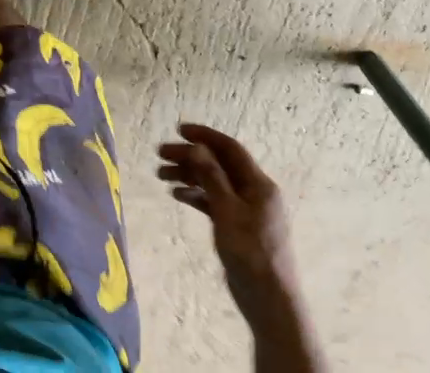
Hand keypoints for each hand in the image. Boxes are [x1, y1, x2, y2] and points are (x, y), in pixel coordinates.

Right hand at [160, 123, 302, 328]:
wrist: (269, 300)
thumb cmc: (250, 252)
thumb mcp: (227, 211)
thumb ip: (211, 177)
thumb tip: (196, 147)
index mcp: (259, 183)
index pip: (230, 149)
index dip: (205, 136)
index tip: (178, 130)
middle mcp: (254, 191)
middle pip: (219, 165)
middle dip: (190, 157)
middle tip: (161, 155)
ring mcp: (246, 209)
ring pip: (214, 182)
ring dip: (190, 175)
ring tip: (162, 176)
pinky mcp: (237, 226)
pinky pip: (214, 201)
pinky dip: (197, 195)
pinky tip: (178, 195)